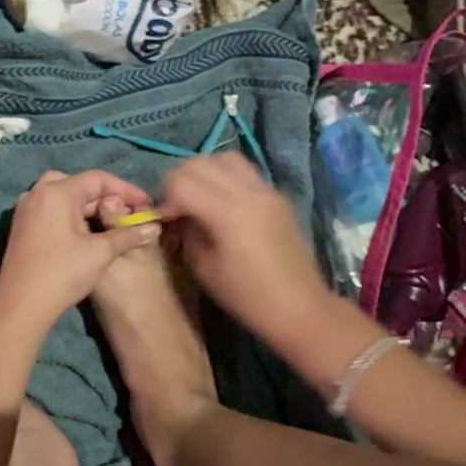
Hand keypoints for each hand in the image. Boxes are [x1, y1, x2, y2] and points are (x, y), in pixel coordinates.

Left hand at [0, 170, 162, 322]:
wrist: (21, 305)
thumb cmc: (63, 273)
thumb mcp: (101, 252)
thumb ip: (128, 234)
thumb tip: (154, 227)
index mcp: (56, 192)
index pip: (97, 179)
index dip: (125, 189)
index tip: (144, 204)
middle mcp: (37, 193)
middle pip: (78, 184)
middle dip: (105, 196)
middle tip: (125, 212)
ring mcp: (26, 209)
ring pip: (63, 196)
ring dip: (87, 206)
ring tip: (109, 222)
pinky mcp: (22, 225)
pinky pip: (50, 209)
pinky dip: (70, 214)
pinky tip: (85, 233)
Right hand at [160, 153, 334, 344]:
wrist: (299, 306)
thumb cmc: (247, 296)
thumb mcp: (204, 268)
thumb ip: (187, 232)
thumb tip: (178, 215)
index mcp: (228, 212)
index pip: (181, 181)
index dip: (165, 197)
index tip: (166, 219)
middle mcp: (248, 191)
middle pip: (199, 163)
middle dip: (180, 180)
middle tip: (178, 208)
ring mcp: (266, 189)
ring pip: (224, 158)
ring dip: (204, 172)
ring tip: (200, 198)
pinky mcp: (276, 194)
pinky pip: (244, 171)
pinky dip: (225, 177)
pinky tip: (222, 202)